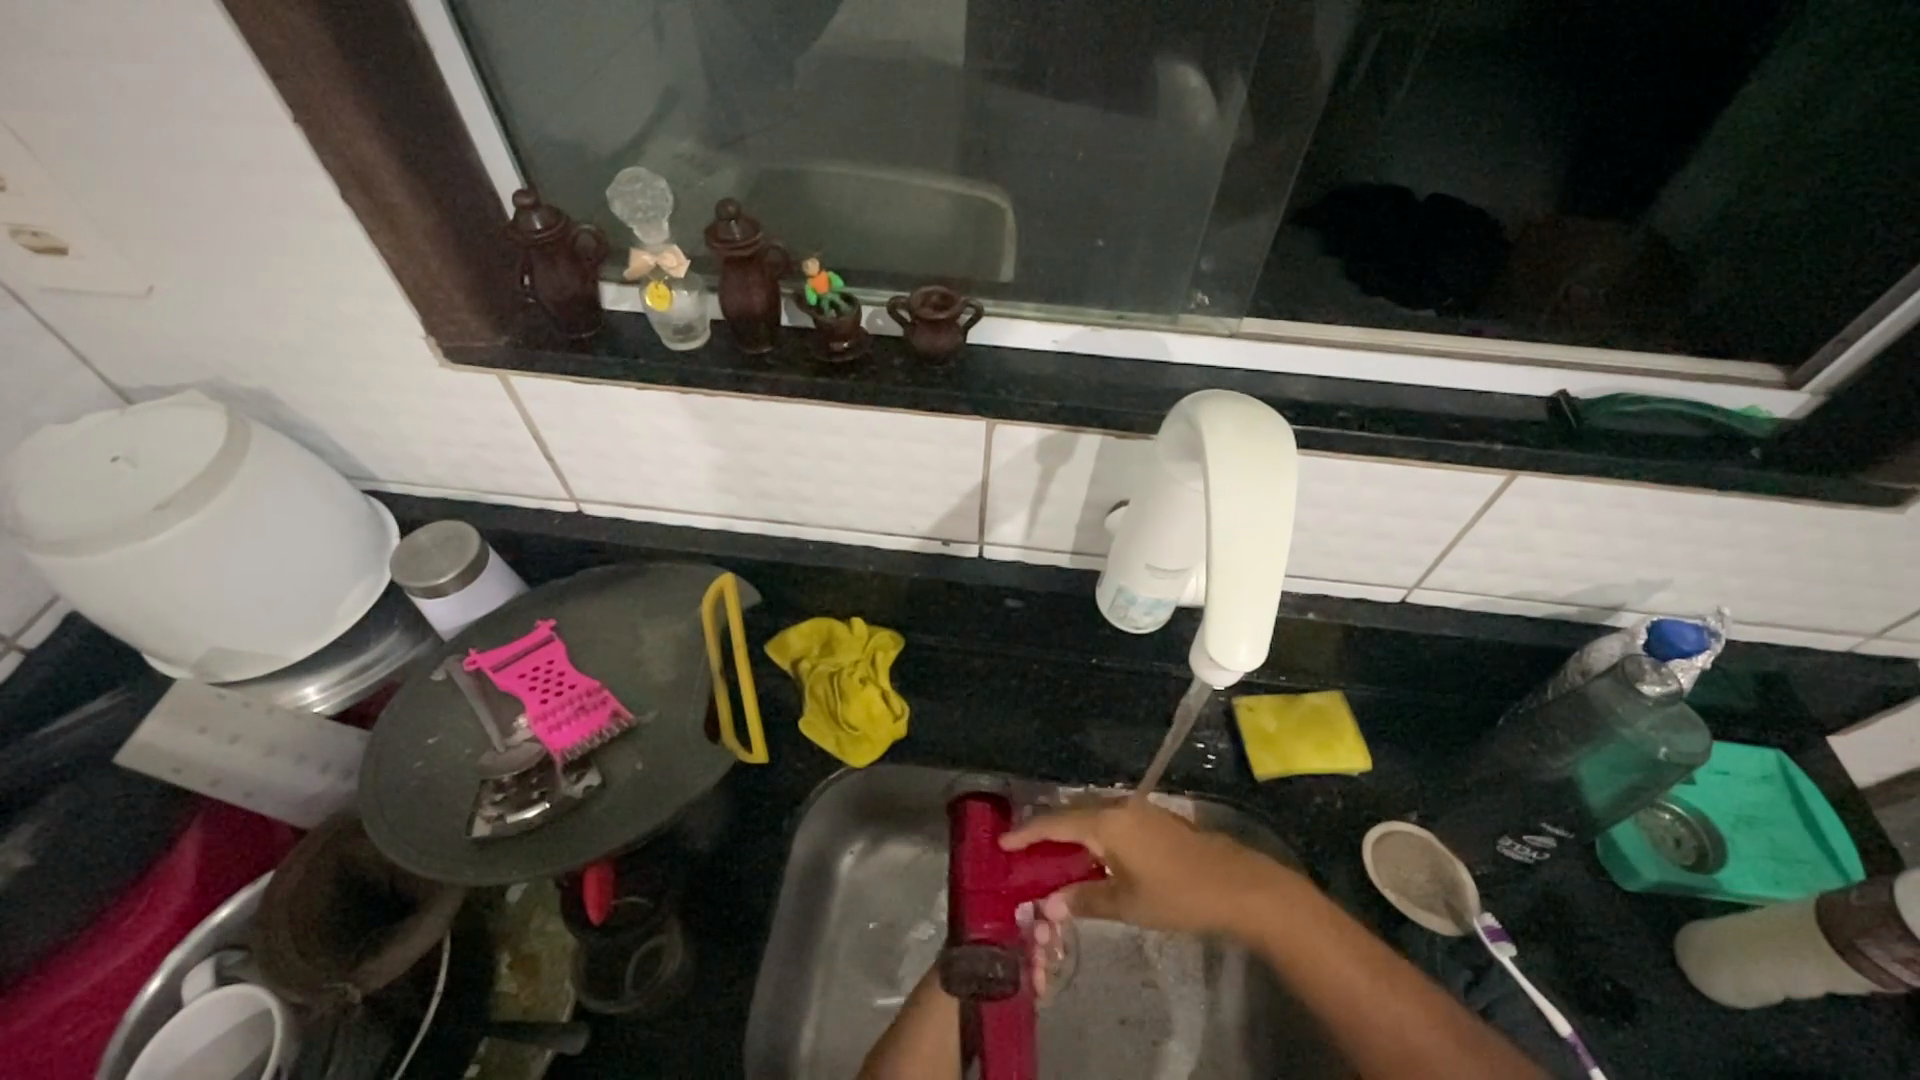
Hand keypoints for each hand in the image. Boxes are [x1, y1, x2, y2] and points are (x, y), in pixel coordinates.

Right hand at [1000, 798, 1297, 935]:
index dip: (1026, 833)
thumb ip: (1084, 900)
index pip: (1055, 824)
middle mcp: (1119, 808)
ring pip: (1093, 819)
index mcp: (1106, 823)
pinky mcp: (1156, 821)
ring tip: (1050, 856)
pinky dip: (1093, 838)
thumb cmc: (1178, 895)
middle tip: (1022, 852)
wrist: (1240, 886)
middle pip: (1072, 816)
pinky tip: (1090, 858)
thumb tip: (1050, 905)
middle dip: (1046, 833)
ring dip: (1071, 835)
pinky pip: (1111, 823)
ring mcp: (1140, 811)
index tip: (1001, 842)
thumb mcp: (1126, 904)